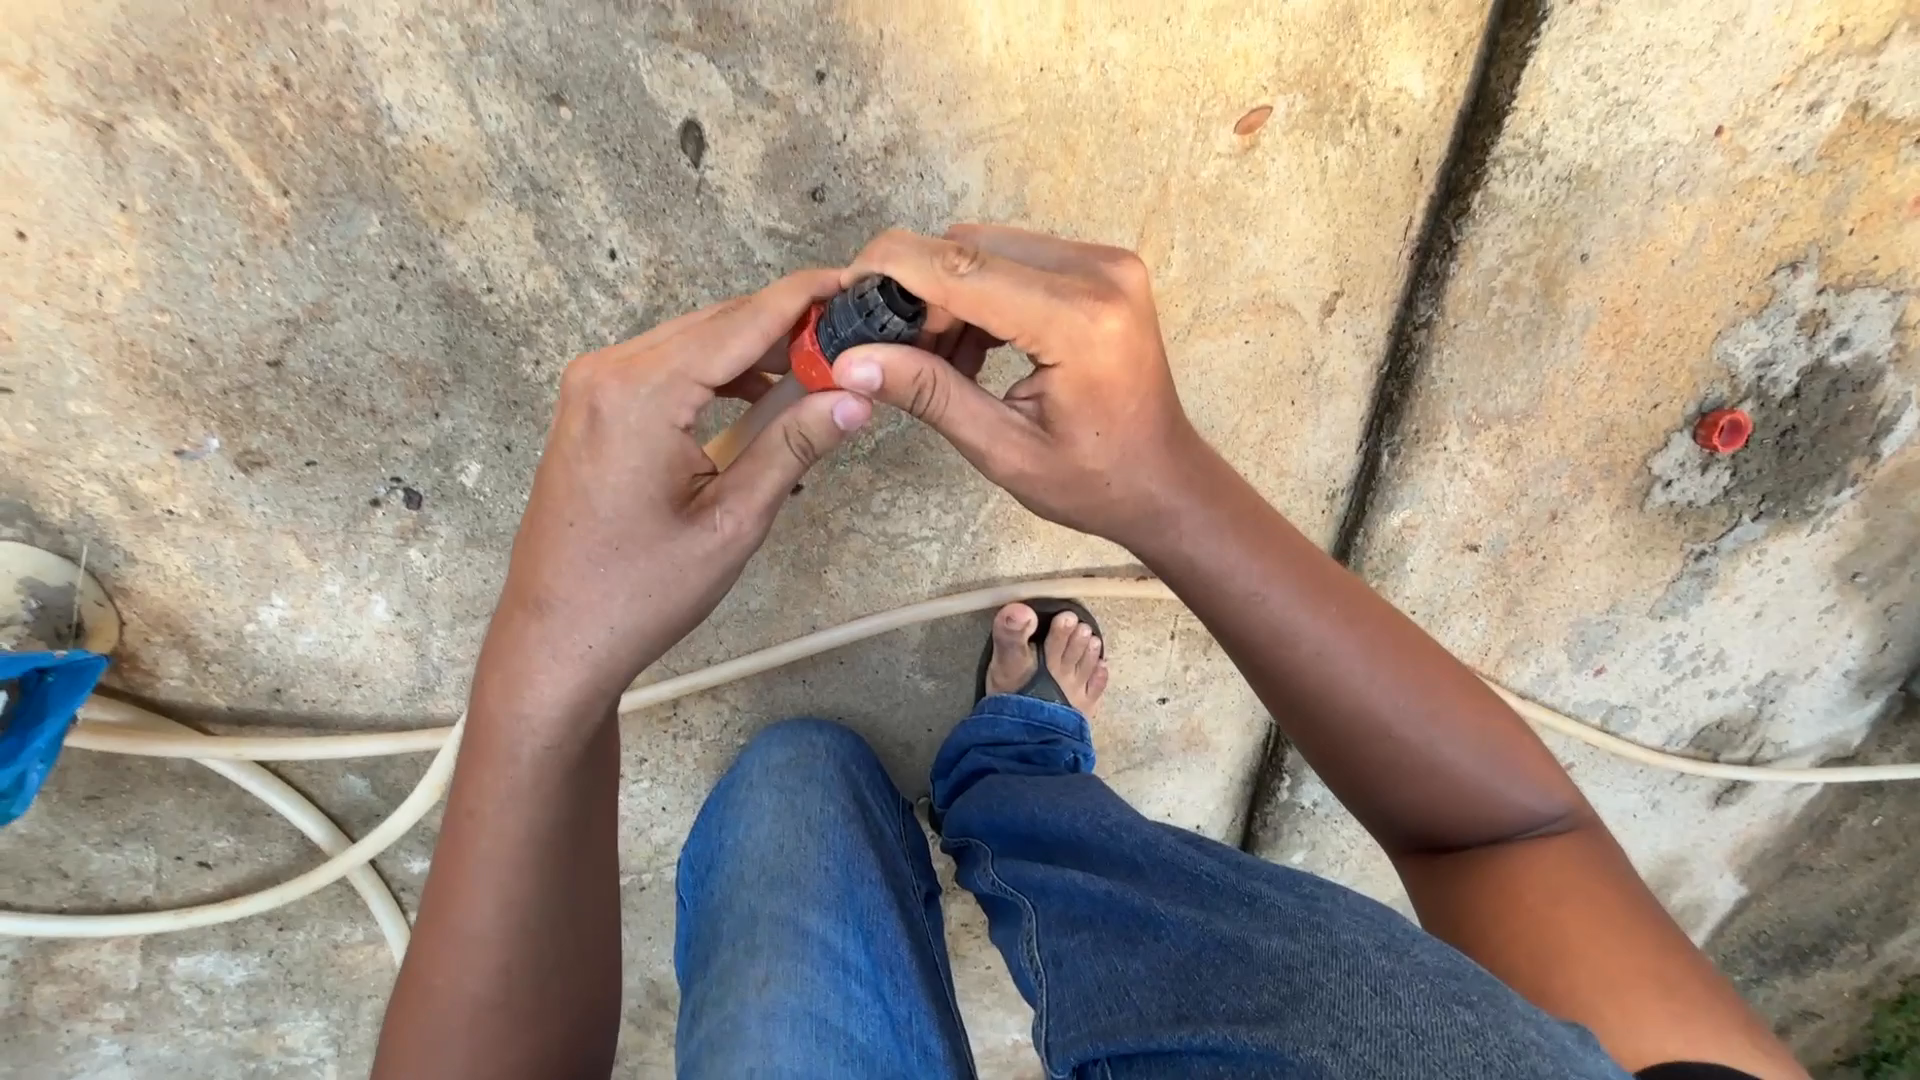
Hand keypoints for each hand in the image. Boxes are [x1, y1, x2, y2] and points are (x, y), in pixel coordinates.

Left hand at [473, 270, 872, 724]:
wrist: (557, 640)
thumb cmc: (640, 591)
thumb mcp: (734, 519)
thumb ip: (795, 445)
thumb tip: (854, 397)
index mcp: (641, 392)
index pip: (742, 322)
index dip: (805, 299)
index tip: (854, 283)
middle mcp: (608, 371)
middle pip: (716, 324)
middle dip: (785, 326)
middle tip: (849, 338)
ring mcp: (593, 387)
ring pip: (693, 343)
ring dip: (754, 352)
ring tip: (815, 371)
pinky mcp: (593, 409)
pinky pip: (668, 369)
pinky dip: (718, 375)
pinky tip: (758, 398)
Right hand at [829, 226, 1208, 545]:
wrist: (1164, 482)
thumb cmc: (1095, 482)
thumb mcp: (1004, 450)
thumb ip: (931, 395)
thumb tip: (853, 362)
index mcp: (1078, 321)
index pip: (960, 266)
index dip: (891, 270)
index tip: (845, 289)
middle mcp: (1099, 274)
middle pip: (971, 247)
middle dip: (920, 292)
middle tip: (898, 352)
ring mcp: (1107, 265)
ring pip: (990, 249)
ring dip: (950, 295)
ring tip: (940, 361)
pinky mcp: (1104, 270)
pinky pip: (1019, 260)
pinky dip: (982, 295)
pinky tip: (974, 348)